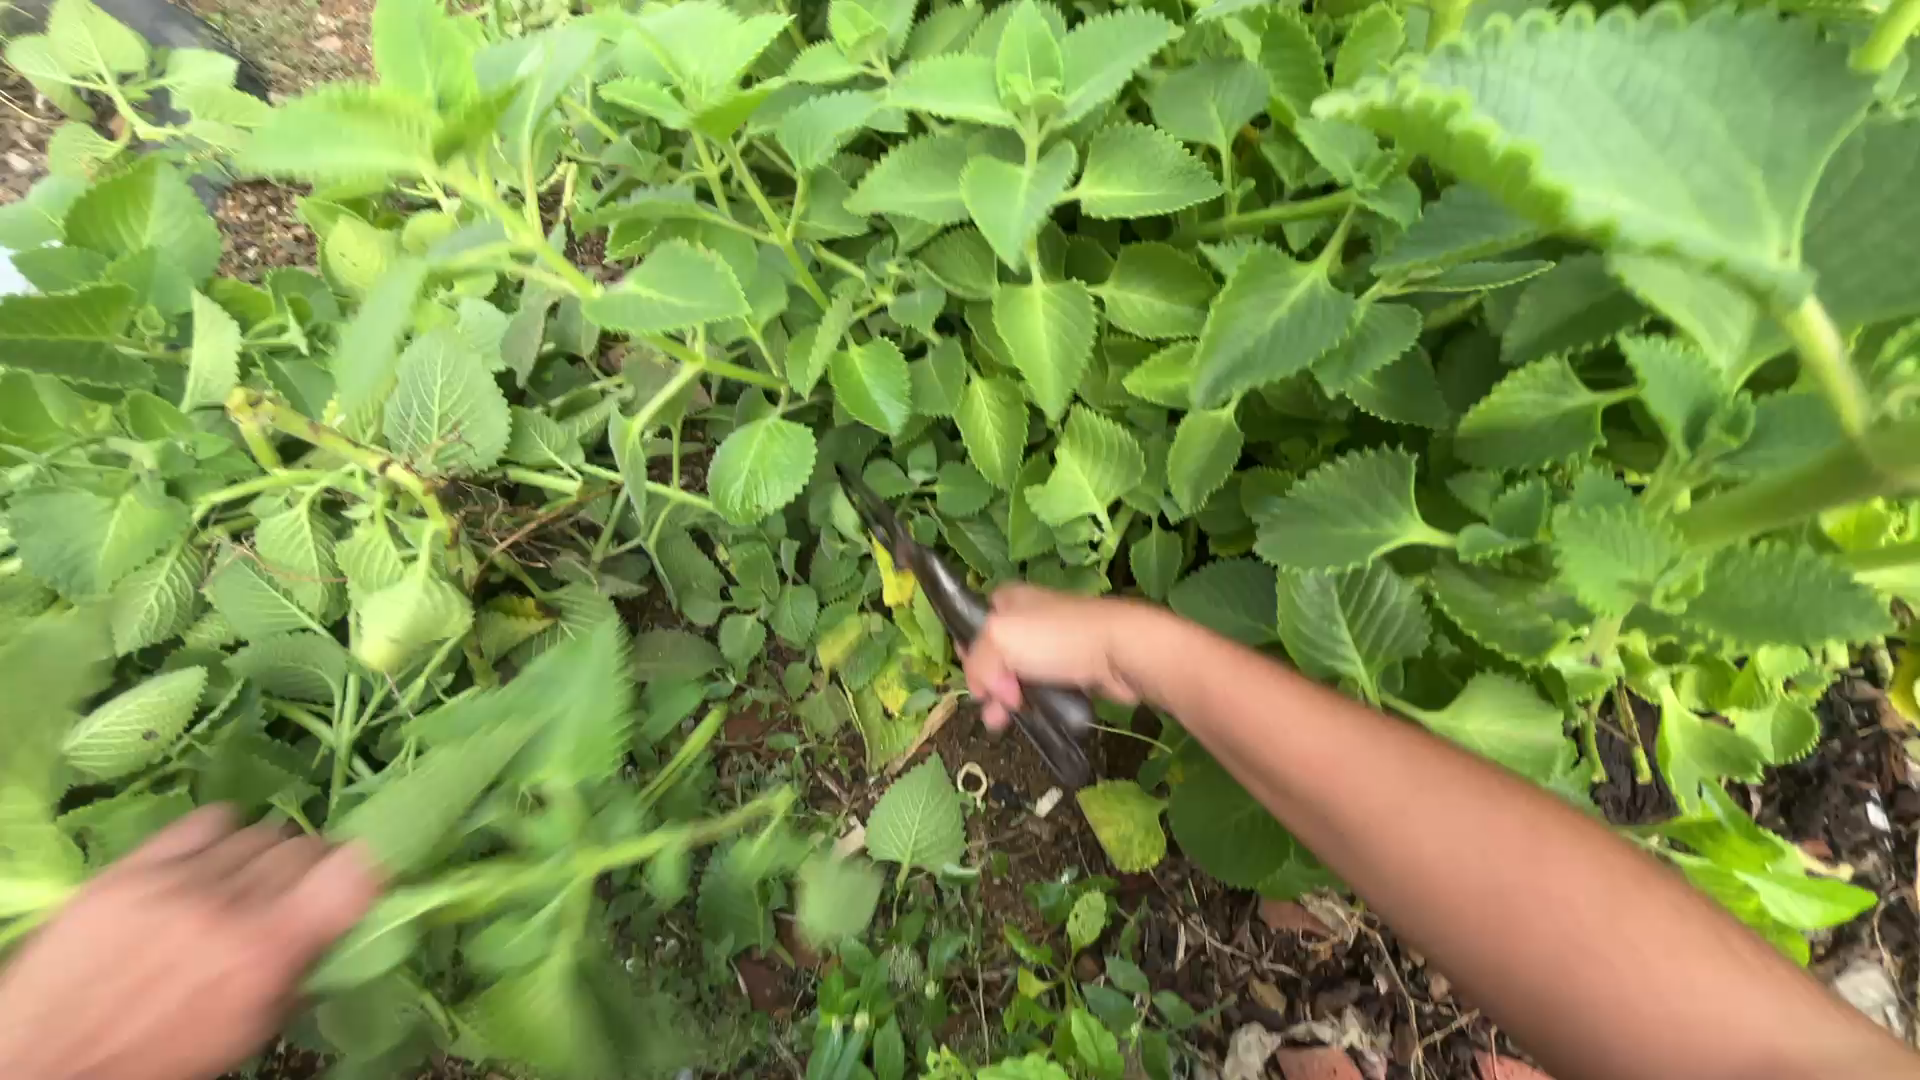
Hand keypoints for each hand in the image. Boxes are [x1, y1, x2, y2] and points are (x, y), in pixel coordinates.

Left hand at [0, 806, 379, 1079]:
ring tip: (244, 881)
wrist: (36, 1073)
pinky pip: (208, 819)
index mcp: (272, 946)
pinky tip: (212, 860)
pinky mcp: (131, 870)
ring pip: (264, 832)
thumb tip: (353, 917)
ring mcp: (179, 882)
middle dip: (313, 865)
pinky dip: (222, 833)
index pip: (358, 863)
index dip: (365, 865)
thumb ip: (309, 962)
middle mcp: (234, 903)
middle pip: (311, 844)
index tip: (356, 879)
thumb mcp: (256, 1025)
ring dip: (266, 854)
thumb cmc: (162, 1057)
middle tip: (296, 889)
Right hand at [961, 584, 1171, 731]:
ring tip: (1004, 723)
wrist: (1120, 649)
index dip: (968, 654)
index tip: (974, 680)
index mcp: (1008, 599)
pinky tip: (1030, 718)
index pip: (972, 624)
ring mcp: (1051, 643)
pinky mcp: (1071, 667)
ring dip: (1007, 701)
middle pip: (994, 655)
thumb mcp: (999, 640)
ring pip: (1018, 675)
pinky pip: (1043, 687)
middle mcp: (1027, 617)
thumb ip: (978, 664)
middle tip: (991, 710)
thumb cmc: (1055, 637)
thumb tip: (987, 691)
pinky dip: (1034, 703)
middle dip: (988, 685)